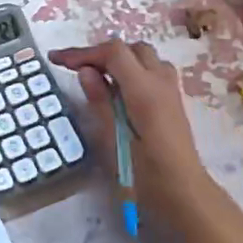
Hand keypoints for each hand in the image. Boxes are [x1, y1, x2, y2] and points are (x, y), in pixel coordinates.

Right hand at [49, 40, 213, 222]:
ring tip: (95, 76)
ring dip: (118, 59)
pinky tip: (117, 90)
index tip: (57, 60)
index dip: (83, 52)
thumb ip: (100, 102)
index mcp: (145, 91)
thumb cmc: (145, 174)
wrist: (184, 194)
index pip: (114, 53)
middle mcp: (161, 82)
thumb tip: (86, 72)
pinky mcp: (173, 101)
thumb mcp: (114, 140)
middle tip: (75, 69)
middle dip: (100, 53)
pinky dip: (131, 69)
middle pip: (130, 49)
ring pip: (144, 57)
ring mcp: (171, 90)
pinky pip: (152, 70)